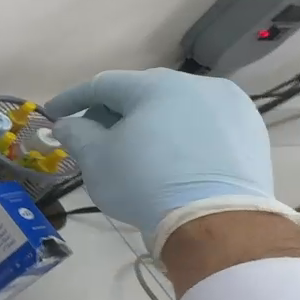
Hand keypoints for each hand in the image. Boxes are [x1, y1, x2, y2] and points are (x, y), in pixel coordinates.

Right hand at [45, 68, 297, 251]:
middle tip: (90, 133)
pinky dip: (176, 133)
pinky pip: (200, 122)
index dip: (71, 99)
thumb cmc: (142, 180)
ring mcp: (230, 105)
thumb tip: (67, 124)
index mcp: (156, 86)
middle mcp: (198, 85)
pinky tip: (166, 156)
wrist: (212, 215)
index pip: (103, 84)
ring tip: (130, 146)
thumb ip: (77, 133)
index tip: (51, 115)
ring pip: (174, 106)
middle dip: (111, 110)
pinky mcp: (249, 129)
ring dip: (146, 121)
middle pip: (142, 91)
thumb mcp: (95, 158)